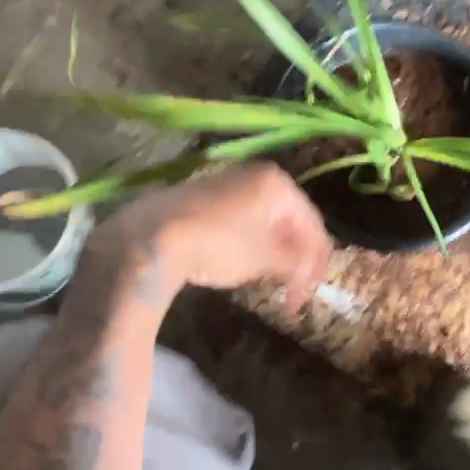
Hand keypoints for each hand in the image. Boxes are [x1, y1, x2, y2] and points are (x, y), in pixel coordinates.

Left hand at [109, 162, 331, 309]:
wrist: (153, 236)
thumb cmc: (220, 244)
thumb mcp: (266, 258)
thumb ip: (296, 262)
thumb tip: (306, 268)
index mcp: (278, 184)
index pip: (312, 224)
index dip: (316, 263)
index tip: (310, 294)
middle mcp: (255, 175)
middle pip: (289, 221)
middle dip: (294, 259)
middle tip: (292, 292)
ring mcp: (226, 183)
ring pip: (263, 221)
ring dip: (272, 253)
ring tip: (269, 282)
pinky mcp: (202, 196)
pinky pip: (239, 220)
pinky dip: (248, 243)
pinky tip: (241, 265)